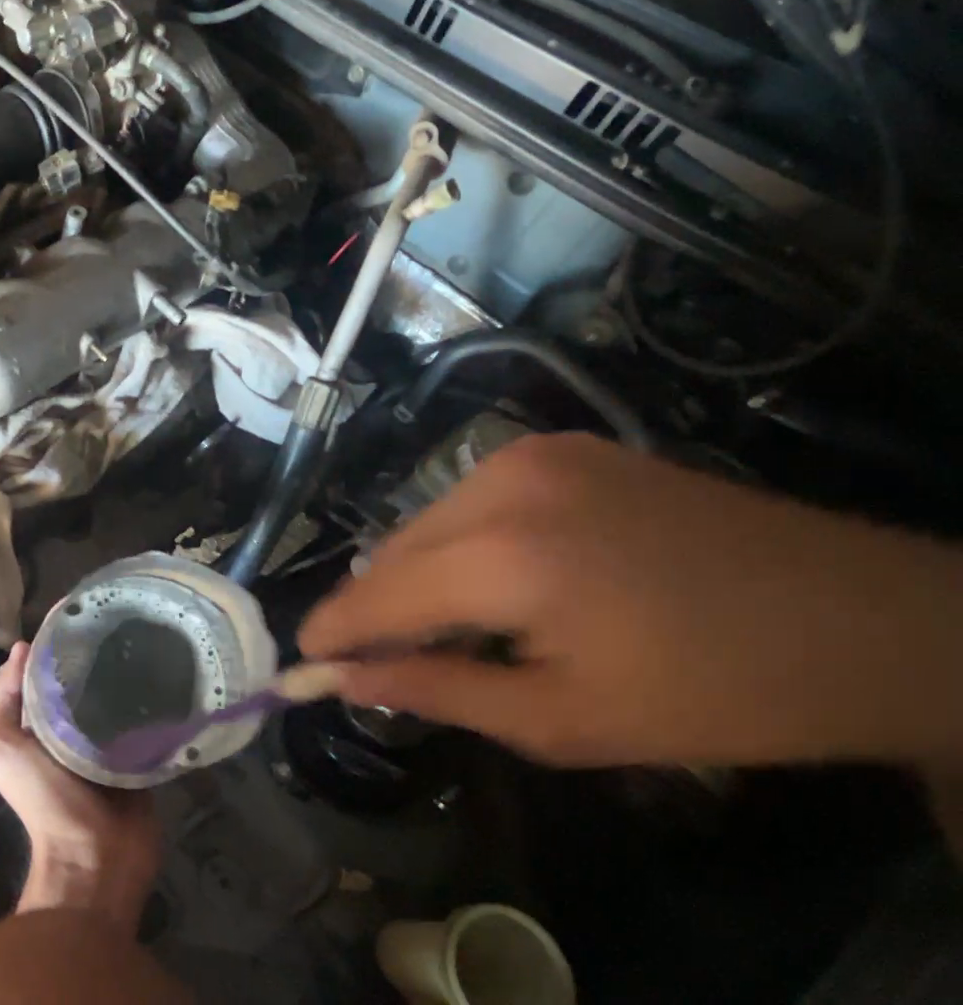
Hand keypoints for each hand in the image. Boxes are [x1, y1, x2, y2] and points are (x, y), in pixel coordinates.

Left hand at [0, 642, 159, 931]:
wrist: (95, 857)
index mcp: (33, 726)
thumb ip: (2, 700)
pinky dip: (149, 701)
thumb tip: (20, 649)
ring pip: (113, 697)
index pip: (41, 675)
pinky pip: (144, 719)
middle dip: (92, 657)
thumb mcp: (1, 747)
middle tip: (115, 624)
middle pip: (80, 682)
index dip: (51, 648)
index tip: (74, 617)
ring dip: (124, 676)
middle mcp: (68, 729)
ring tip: (142, 640)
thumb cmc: (42, 797)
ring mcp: (106, 741)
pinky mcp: (139, 752)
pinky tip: (162, 674)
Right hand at [298, 433, 962, 769]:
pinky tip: (489, 583)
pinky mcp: (562, 446)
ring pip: (424, 522)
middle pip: (390, 552)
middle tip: (374, 663)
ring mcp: (534, 454)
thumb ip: (437, 691)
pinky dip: (456, 543)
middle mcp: (502, 485)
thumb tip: (343, 678)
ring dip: (414, 576)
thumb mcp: (564, 720)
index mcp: (505, 558)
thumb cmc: (715, 694)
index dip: (330, 631)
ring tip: (438, 630)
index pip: (373, 594)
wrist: (869, 620)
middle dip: (372, 608)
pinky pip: (468, 499)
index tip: (298, 663)